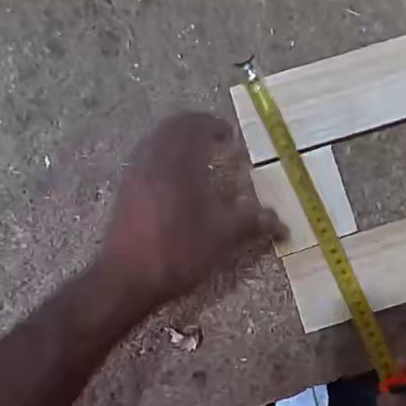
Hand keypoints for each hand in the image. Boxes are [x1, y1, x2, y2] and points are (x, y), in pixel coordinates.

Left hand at [95, 112, 282, 307]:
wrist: (126, 279)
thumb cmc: (179, 251)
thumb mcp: (223, 237)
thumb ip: (252, 222)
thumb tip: (280, 222)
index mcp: (180, 162)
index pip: (196, 127)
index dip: (214, 126)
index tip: (229, 134)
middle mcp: (154, 159)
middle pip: (172, 128)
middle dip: (194, 127)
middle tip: (213, 137)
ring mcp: (135, 175)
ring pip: (156, 141)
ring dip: (176, 140)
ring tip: (196, 156)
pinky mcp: (125, 191)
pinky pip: (146, 159)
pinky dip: (162, 157)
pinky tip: (174, 180)